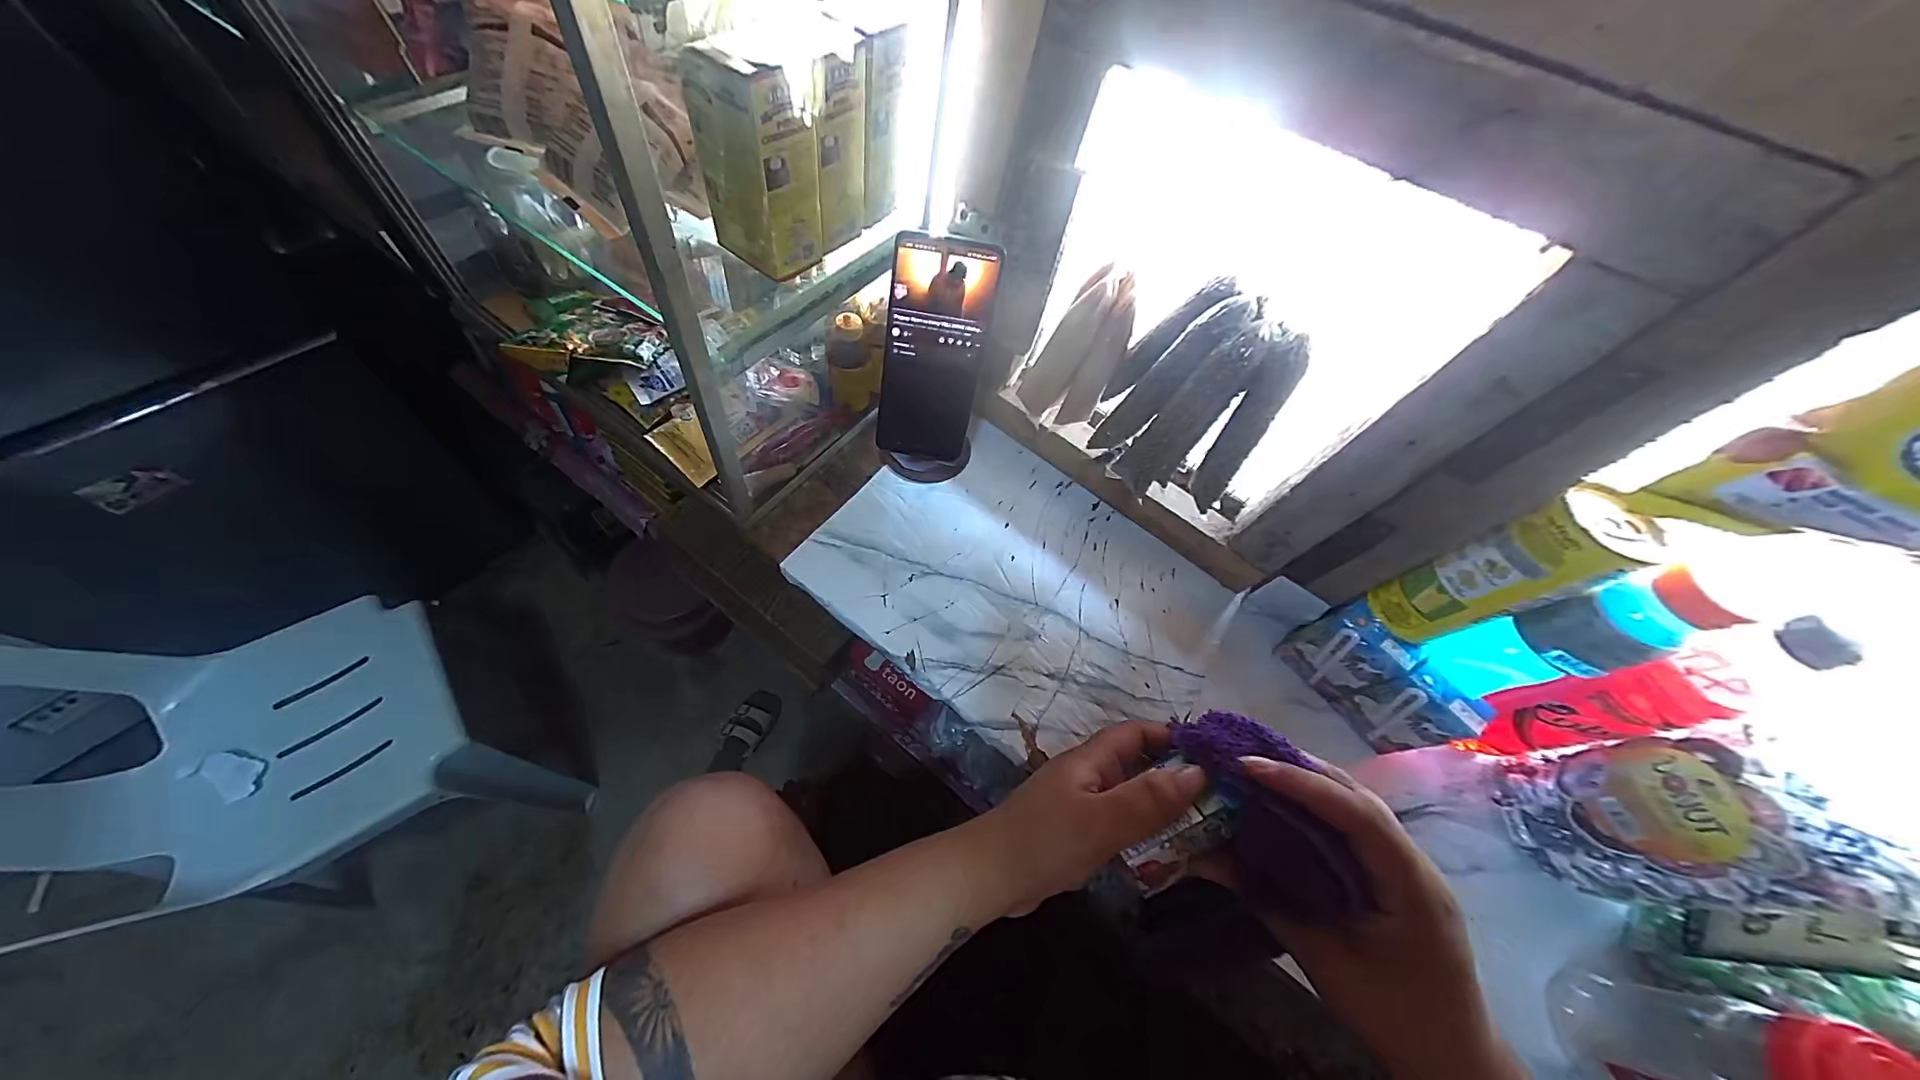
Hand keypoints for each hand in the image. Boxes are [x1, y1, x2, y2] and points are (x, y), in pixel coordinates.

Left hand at [970, 720, 1207, 916]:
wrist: (990, 877)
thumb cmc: (1045, 841)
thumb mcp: (1102, 820)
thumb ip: (1148, 798)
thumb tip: (1197, 771)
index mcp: (1089, 761)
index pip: (1134, 733)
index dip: (1170, 736)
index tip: (1210, 754)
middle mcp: (1085, 776)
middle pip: (1134, 764)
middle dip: (1172, 774)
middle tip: (1215, 797)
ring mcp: (1077, 804)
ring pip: (1126, 795)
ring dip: (1158, 805)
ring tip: (1200, 825)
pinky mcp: (1073, 832)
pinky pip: (1115, 822)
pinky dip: (1139, 829)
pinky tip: (1160, 851)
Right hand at [1227, 756, 1523, 1079]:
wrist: (1452, 1059)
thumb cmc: (1393, 1014)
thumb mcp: (1323, 960)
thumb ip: (1267, 900)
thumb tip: (1205, 855)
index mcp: (1410, 882)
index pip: (1356, 812)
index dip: (1300, 782)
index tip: (1248, 765)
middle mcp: (1414, 861)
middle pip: (1357, 796)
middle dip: (1299, 769)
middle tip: (1243, 755)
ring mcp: (1408, 864)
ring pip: (1357, 803)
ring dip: (1308, 781)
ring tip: (1257, 768)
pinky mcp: (1394, 871)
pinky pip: (1354, 823)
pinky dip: (1317, 804)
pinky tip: (1285, 802)